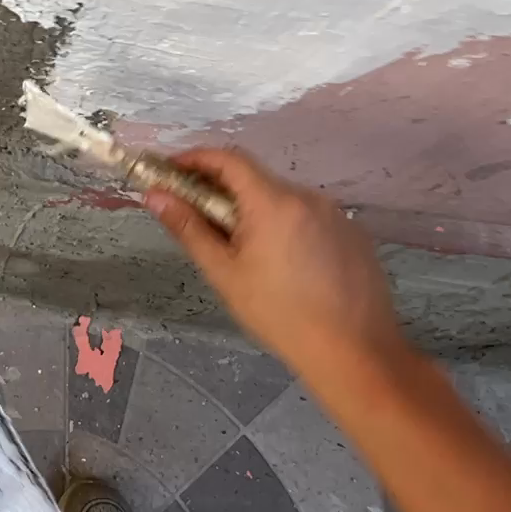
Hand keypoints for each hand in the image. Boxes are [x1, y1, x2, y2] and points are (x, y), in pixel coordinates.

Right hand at [144, 148, 405, 372]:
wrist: (356, 353)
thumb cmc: (278, 313)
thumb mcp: (223, 272)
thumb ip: (188, 227)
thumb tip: (154, 195)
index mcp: (273, 203)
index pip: (228, 159)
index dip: (194, 158)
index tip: (169, 172)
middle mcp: (308, 198)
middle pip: (254, 179)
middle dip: (218, 190)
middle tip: (194, 217)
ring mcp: (336, 215)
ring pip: (280, 198)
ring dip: (250, 208)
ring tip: (236, 248)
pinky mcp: (353, 235)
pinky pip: (306, 216)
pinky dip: (281, 224)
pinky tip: (278, 262)